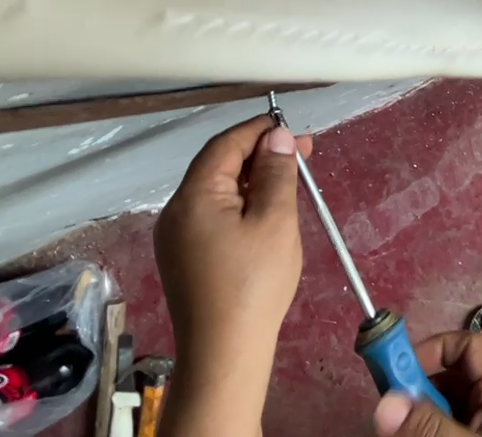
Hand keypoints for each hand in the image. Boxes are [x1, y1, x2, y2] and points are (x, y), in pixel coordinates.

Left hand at [155, 115, 311, 436]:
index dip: (259, 131)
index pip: (225, 145)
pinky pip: (214, 212)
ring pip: (217, 189)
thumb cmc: (255, 281)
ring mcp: (177, 236)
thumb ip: (276, 172)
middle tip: (305, 152)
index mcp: (194, 197)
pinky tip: (268, 208)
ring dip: (254, 176)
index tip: (295, 129)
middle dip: (260, 153)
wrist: (225, 352)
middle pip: (218, 165)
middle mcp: (177, 211)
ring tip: (292, 178)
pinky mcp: (185, 255)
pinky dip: (243, 199)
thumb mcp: (275, 219)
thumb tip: (277, 136)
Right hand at [373, 331, 481, 436]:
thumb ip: (428, 428)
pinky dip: (425, 435)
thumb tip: (383, 402)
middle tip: (387, 418)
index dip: (437, 349)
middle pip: (451, 383)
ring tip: (394, 434)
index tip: (399, 373)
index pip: (471, 348)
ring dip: (417, 423)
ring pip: (443, 415)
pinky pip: (443, 434)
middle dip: (417, 394)